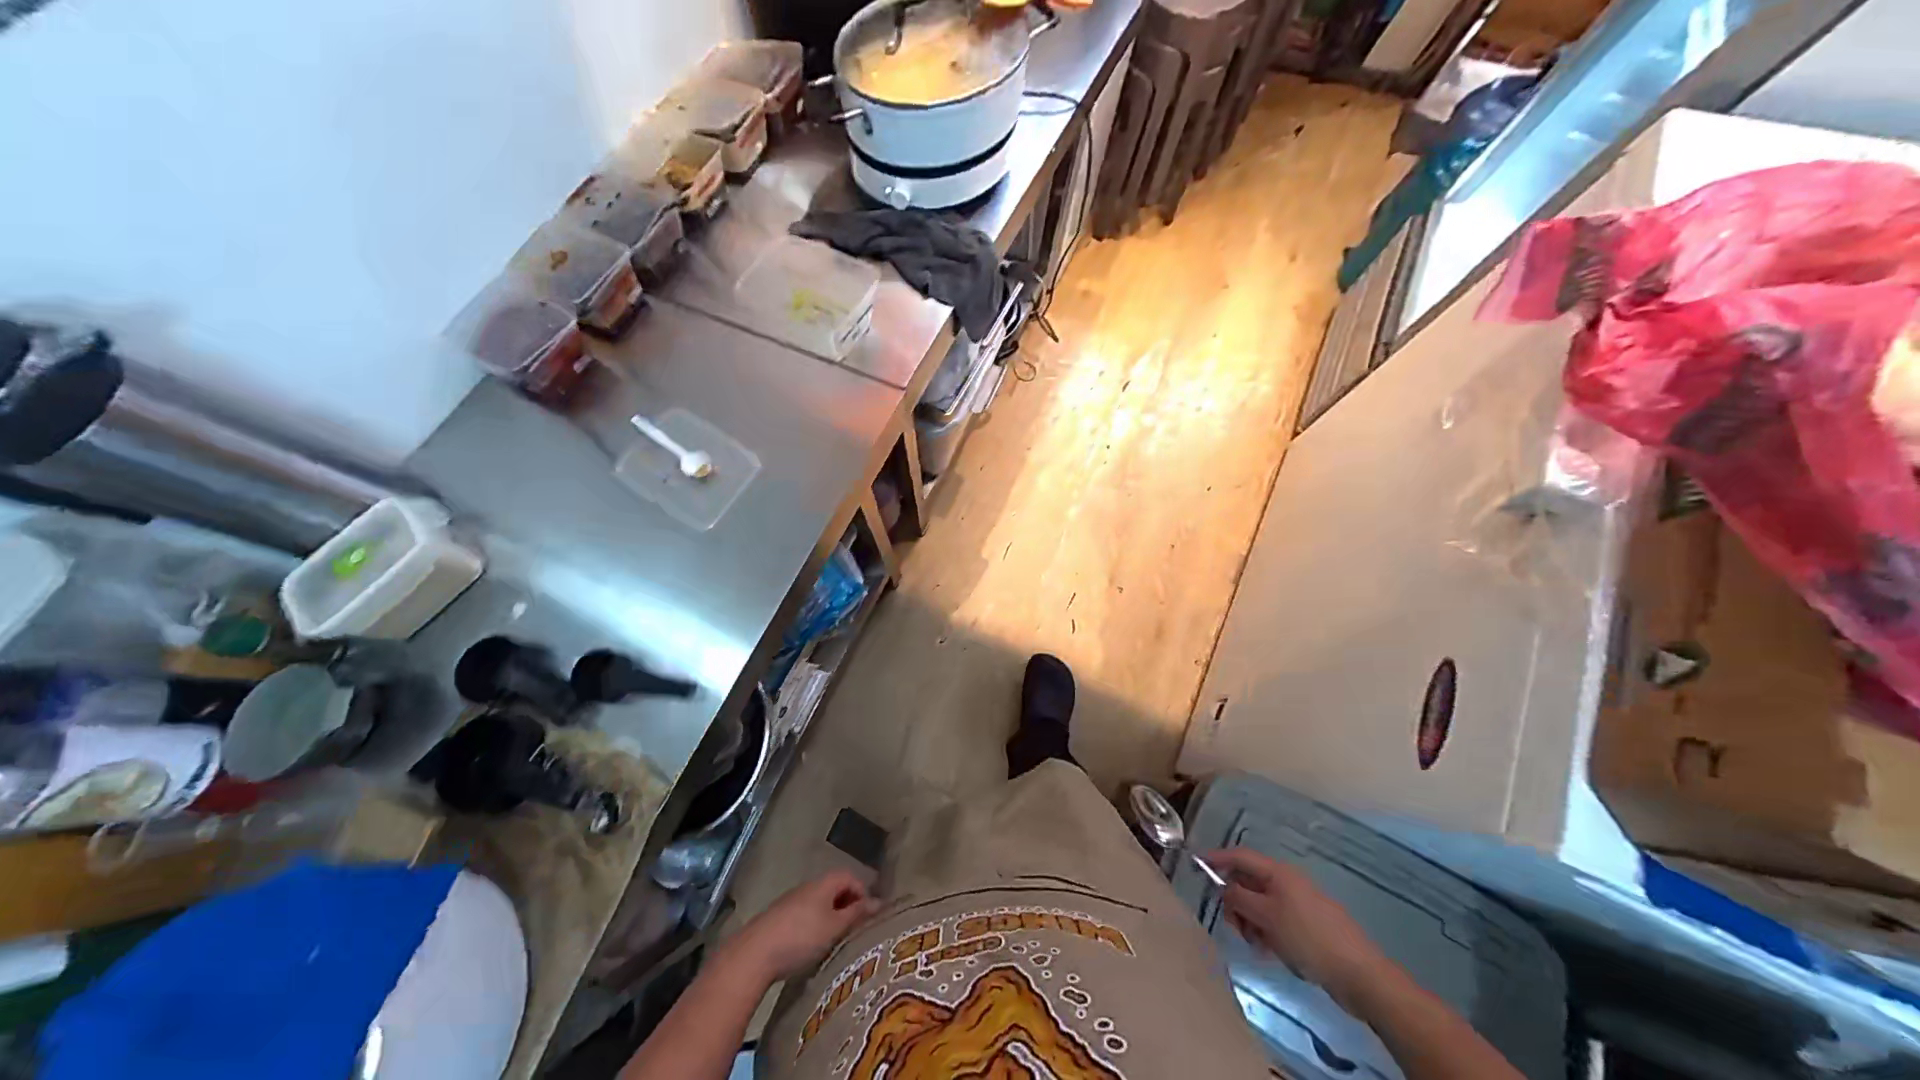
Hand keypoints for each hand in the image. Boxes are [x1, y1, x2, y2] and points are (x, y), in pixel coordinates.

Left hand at [719, 870, 881, 981]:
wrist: (754, 954)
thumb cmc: (801, 937)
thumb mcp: (834, 928)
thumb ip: (856, 914)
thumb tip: (878, 902)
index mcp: (823, 884)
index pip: (850, 876)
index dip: (862, 892)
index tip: (867, 917)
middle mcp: (807, 887)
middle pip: (834, 889)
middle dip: (847, 906)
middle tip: (854, 931)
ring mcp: (790, 902)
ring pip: (819, 904)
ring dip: (830, 918)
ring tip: (836, 942)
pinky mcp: (777, 919)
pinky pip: (805, 916)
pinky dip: (814, 927)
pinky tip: (812, 948)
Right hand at [1204, 848, 1385, 1002]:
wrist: (1359, 973)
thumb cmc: (1308, 938)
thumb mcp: (1265, 916)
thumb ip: (1238, 897)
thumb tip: (1224, 887)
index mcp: (1278, 873)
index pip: (1240, 856)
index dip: (1217, 858)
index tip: (1196, 865)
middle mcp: (1287, 883)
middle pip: (1247, 883)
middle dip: (1236, 903)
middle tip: (1237, 927)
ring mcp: (1298, 905)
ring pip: (1259, 907)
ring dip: (1251, 924)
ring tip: (1259, 946)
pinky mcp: (1306, 927)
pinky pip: (1274, 923)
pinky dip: (1267, 935)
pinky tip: (1271, 953)